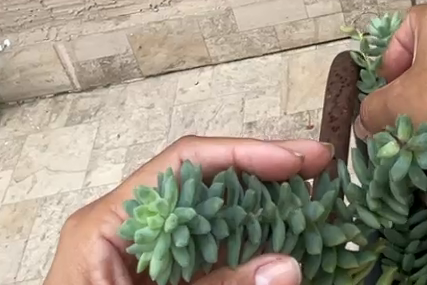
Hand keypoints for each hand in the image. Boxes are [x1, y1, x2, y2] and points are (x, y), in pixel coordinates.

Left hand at [44, 136, 332, 284]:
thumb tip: (289, 266)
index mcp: (107, 223)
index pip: (186, 162)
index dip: (247, 153)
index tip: (301, 159)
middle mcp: (126, 226)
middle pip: (203, 182)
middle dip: (263, 176)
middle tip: (319, 172)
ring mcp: (142, 255)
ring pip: (211, 216)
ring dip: (261, 212)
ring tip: (310, 203)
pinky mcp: (159, 279)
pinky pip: (207, 251)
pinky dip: (244, 248)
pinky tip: (279, 246)